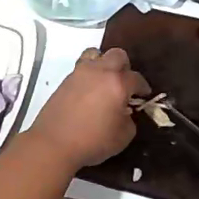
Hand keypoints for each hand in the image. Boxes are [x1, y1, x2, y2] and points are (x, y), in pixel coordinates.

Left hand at [26, 48, 149, 169]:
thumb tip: (125, 112)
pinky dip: (88, 75)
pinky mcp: (64, 81)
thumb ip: (129, 120)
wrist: (54, 144)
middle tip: (124, 82)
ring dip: (103, 64)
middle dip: (125, 66)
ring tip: (104, 81)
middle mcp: (99, 72)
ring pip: (95, 55)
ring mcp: (79, 74)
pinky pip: (81, 68)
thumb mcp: (123, 136)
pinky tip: (89, 91)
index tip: (144, 95)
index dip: (143, 87)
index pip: (136, 78)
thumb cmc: (93, 141)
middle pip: (117, 55)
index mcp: (117, 83)